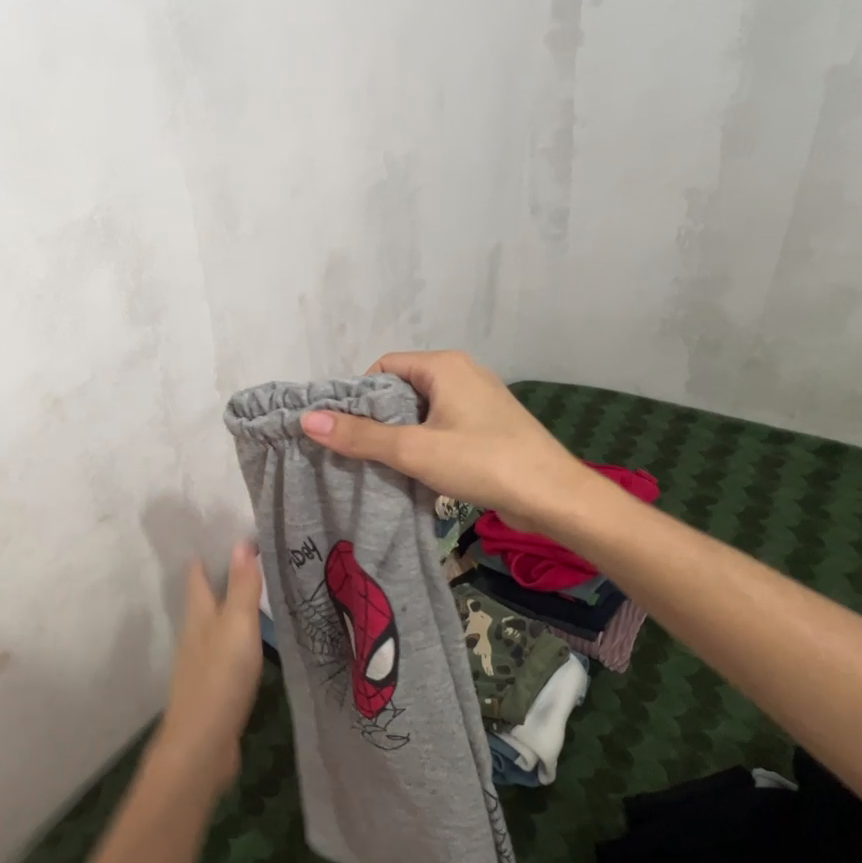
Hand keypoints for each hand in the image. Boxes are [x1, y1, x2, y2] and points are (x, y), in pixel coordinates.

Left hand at [150, 541, 265, 798]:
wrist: (202, 745)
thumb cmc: (219, 678)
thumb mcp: (237, 626)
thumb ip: (242, 588)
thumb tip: (241, 542)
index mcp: (199, 616)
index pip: (199, 577)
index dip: (207, 556)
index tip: (222, 534)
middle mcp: (196, 635)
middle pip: (205, 601)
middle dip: (220, 581)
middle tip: (247, 559)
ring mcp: (203, 664)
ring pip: (216, 627)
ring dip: (231, 611)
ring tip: (255, 596)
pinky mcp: (215, 689)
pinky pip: (227, 654)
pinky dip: (239, 641)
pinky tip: (253, 646)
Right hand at [300, 350, 594, 529]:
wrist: (554, 497)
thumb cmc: (482, 462)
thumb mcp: (413, 450)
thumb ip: (360, 436)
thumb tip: (306, 420)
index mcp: (444, 365)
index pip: (382, 368)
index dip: (358, 398)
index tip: (346, 432)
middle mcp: (462, 372)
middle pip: (401, 388)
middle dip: (377, 418)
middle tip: (360, 452)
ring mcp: (479, 399)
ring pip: (421, 410)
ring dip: (401, 435)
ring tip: (385, 465)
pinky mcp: (489, 425)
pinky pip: (442, 425)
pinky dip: (425, 442)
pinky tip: (418, 471)